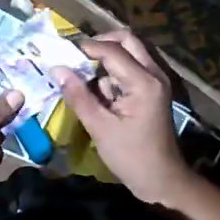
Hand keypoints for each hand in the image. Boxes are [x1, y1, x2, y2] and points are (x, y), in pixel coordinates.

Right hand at [52, 30, 190, 201]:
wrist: (162, 179)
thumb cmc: (131, 156)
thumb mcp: (100, 127)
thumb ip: (79, 96)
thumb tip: (57, 69)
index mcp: (144, 82)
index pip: (112, 50)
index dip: (86, 48)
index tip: (62, 53)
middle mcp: (154, 73)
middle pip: (127, 39)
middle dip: (100, 43)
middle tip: (77, 57)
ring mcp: (156, 80)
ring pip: (130, 51)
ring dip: (107, 57)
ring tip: (83, 75)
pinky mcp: (153, 89)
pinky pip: (132, 67)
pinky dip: (114, 70)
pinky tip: (98, 89)